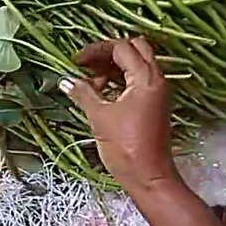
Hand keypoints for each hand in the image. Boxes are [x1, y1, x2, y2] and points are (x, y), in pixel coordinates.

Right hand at [62, 38, 182, 196]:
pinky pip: (140, 80)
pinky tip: (104, 93)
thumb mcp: (100, 117)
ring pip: (138, 64)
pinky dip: (123, 80)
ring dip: (115, 67)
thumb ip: (83, 93)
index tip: (76, 62)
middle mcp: (158, 79)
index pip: (121, 49)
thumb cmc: (125, 147)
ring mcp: (159, 91)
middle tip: (87, 65)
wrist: (149, 177)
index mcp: (146, 78)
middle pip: (135, 49)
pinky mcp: (157, 104)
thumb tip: (66, 81)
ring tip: (91, 83)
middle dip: (109, 53)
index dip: (96, 51)